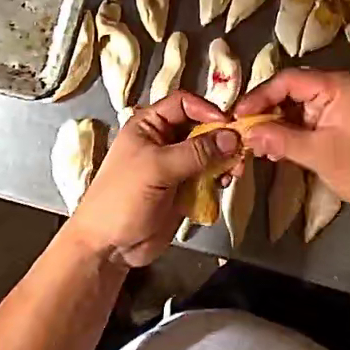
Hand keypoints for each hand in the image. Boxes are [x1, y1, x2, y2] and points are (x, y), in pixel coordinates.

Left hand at [62, 91, 237, 267]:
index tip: (228, 123)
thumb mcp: (157, 168)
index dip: (206, 109)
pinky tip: (225, 183)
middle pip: (201, 126)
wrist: (110, 246)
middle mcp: (164, 139)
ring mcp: (176, 164)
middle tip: (239, 150)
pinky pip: (210, 174)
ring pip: (210, 151)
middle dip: (222, 136)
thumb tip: (232, 136)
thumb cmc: (123, 198)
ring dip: (225, 158)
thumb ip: (196, 151)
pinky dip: (220, 176)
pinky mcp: (185, 187)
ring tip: (234, 170)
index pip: (183, 103)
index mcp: (149, 124)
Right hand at [233, 68, 349, 210]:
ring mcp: (338, 104)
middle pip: (290, 90)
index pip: (288, 80)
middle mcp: (337, 88)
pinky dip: (289, 132)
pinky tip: (275, 149)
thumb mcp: (319, 154)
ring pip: (295, 106)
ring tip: (257, 145)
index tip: (239, 115)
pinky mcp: (338, 120)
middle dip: (266, 111)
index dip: (260, 96)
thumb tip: (247, 132)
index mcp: (337, 86)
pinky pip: (306, 119)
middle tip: (244, 131)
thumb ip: (281, 139)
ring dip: (276, 124)